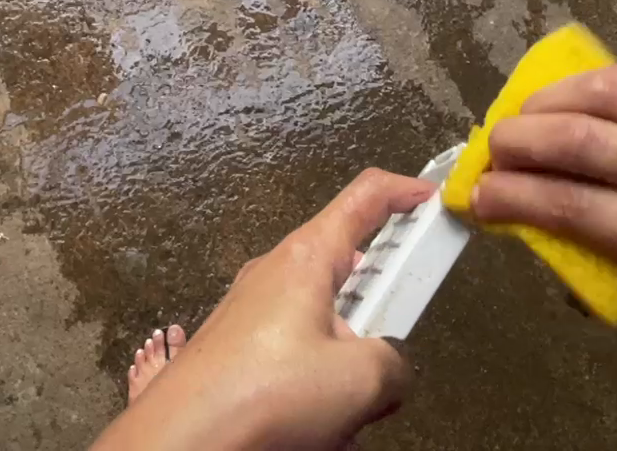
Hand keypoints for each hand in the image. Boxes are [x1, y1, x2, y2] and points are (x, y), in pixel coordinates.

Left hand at [94, 169, 435, 450]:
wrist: (182, 436)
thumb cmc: (265, 392)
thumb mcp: (358, 379)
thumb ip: (394, 362)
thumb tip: (390, 365)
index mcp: (308, 254)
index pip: (365, 196)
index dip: (405, 191)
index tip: (434, 200)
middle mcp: (278, 268)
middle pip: (347, 270)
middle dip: (374, 315)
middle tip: (381, 360)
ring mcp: (254, 304)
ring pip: (324, 322)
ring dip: (343, 365)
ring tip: (336, 416)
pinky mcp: (238, 341)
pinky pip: (296, 351)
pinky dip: (314, 383)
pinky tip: (310, 428)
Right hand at [469, 63, 616, 377]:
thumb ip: (577, 249)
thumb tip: (504, 203)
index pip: (586, 209)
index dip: (517, 197)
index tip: (474, 198)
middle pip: (592, 141)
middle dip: (520, 143)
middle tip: (487, 158)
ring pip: (611, 94)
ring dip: (544, 103)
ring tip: (514, 125)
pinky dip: (575, 88)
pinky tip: (550, 106)